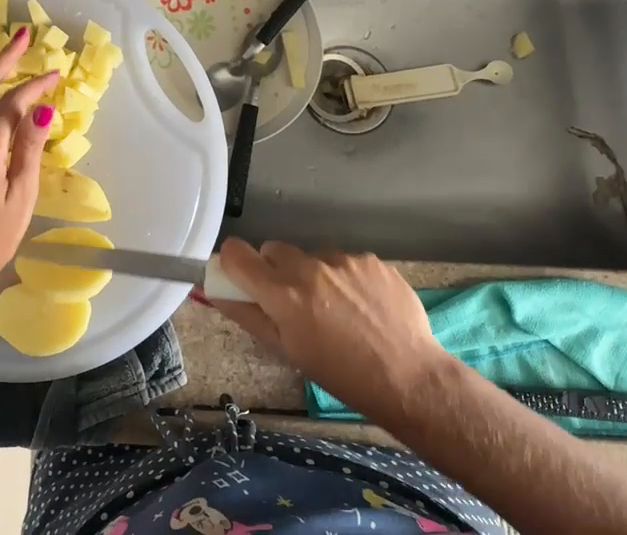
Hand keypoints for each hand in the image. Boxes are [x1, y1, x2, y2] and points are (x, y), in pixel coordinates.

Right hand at [208, 239, 453, 421]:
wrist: (408, 377)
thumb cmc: (340, 373)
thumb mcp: (287, 351)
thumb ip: (249, 315)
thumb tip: (217, 293)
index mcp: (282, 293)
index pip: (236, 253)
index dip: (234, 262)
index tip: (242, 277)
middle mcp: (309, 268)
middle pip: (273, 249)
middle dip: (276, 269)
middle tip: (293, 301)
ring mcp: (343, 260)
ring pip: (311, 255)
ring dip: (313, 273)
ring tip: (336, 308)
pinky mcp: (371, 259)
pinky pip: (344, 260)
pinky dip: (345, 277)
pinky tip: (362, 305)